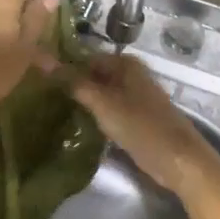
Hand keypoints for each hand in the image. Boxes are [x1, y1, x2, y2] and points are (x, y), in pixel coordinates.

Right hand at [53, 54, 219, 196]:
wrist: (180, 161)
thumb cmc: (141, 126)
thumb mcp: (102, 102)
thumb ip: (73, 82)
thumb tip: (42, 58)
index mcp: (126, 63)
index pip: (84, 58)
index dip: (64, 68)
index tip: (40, 82)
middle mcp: (131, 75)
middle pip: (93, 75)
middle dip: (72, 85)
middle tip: (43, 98)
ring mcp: (135, 97)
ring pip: (100, 94)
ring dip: (82, 102)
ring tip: (53, 111)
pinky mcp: (136, 118)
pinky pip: (108, 110)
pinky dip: (94, 115)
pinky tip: (76, 124)